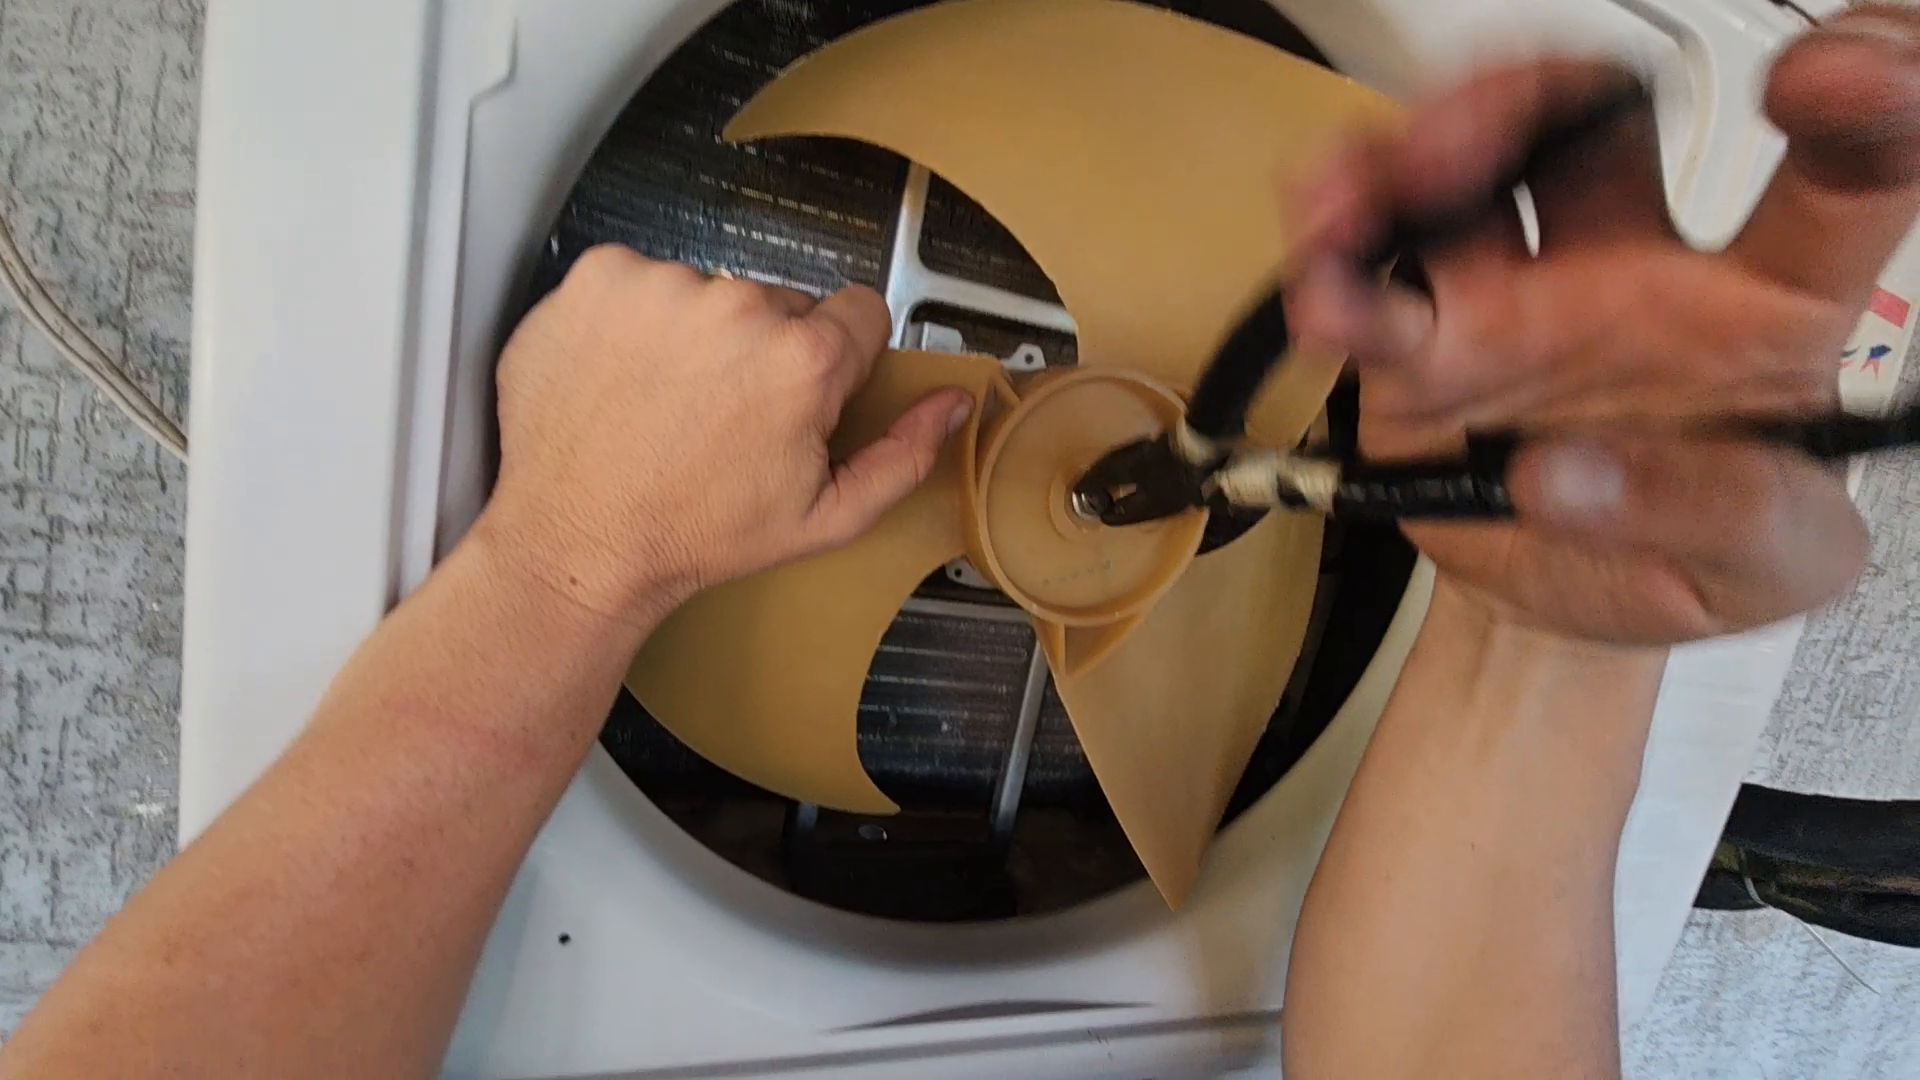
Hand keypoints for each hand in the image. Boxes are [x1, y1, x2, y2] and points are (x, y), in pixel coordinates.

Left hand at [478, 248, 972, 621]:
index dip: (841, 359)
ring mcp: (665, 284)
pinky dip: (649, 319)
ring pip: (720, 292)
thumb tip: (951, 405)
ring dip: (710, 334)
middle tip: (736, 412)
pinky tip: (636, 376)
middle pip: (788, 303)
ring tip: (679, 400)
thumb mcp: (827, 515)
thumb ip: (906, 454)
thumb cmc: (698, 533)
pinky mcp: (602, 277)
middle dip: (775, 349)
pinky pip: (653, 281)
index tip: (808, 391)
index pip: (862, 313)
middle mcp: (739, 305)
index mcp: (805, 360)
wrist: (581, 540)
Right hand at [1289, 8, 1919, 643]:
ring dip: (1389, 177)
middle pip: (1581, 129)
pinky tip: (1316, 291)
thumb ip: (1719, 512)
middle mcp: (1620, 276)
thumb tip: (1563, 474)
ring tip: (1344, 211)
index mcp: (1759, 303)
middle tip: (1456, 146)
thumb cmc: (1685, 569)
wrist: (1559, 599)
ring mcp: (1502, 312)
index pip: (1836, 171)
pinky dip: (1331, 287)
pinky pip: (1366, 305)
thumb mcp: (1768, 565)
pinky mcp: (1413, 361)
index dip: (1860, 90)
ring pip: (1448, 197)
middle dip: (1521, 104)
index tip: (1814, 80)